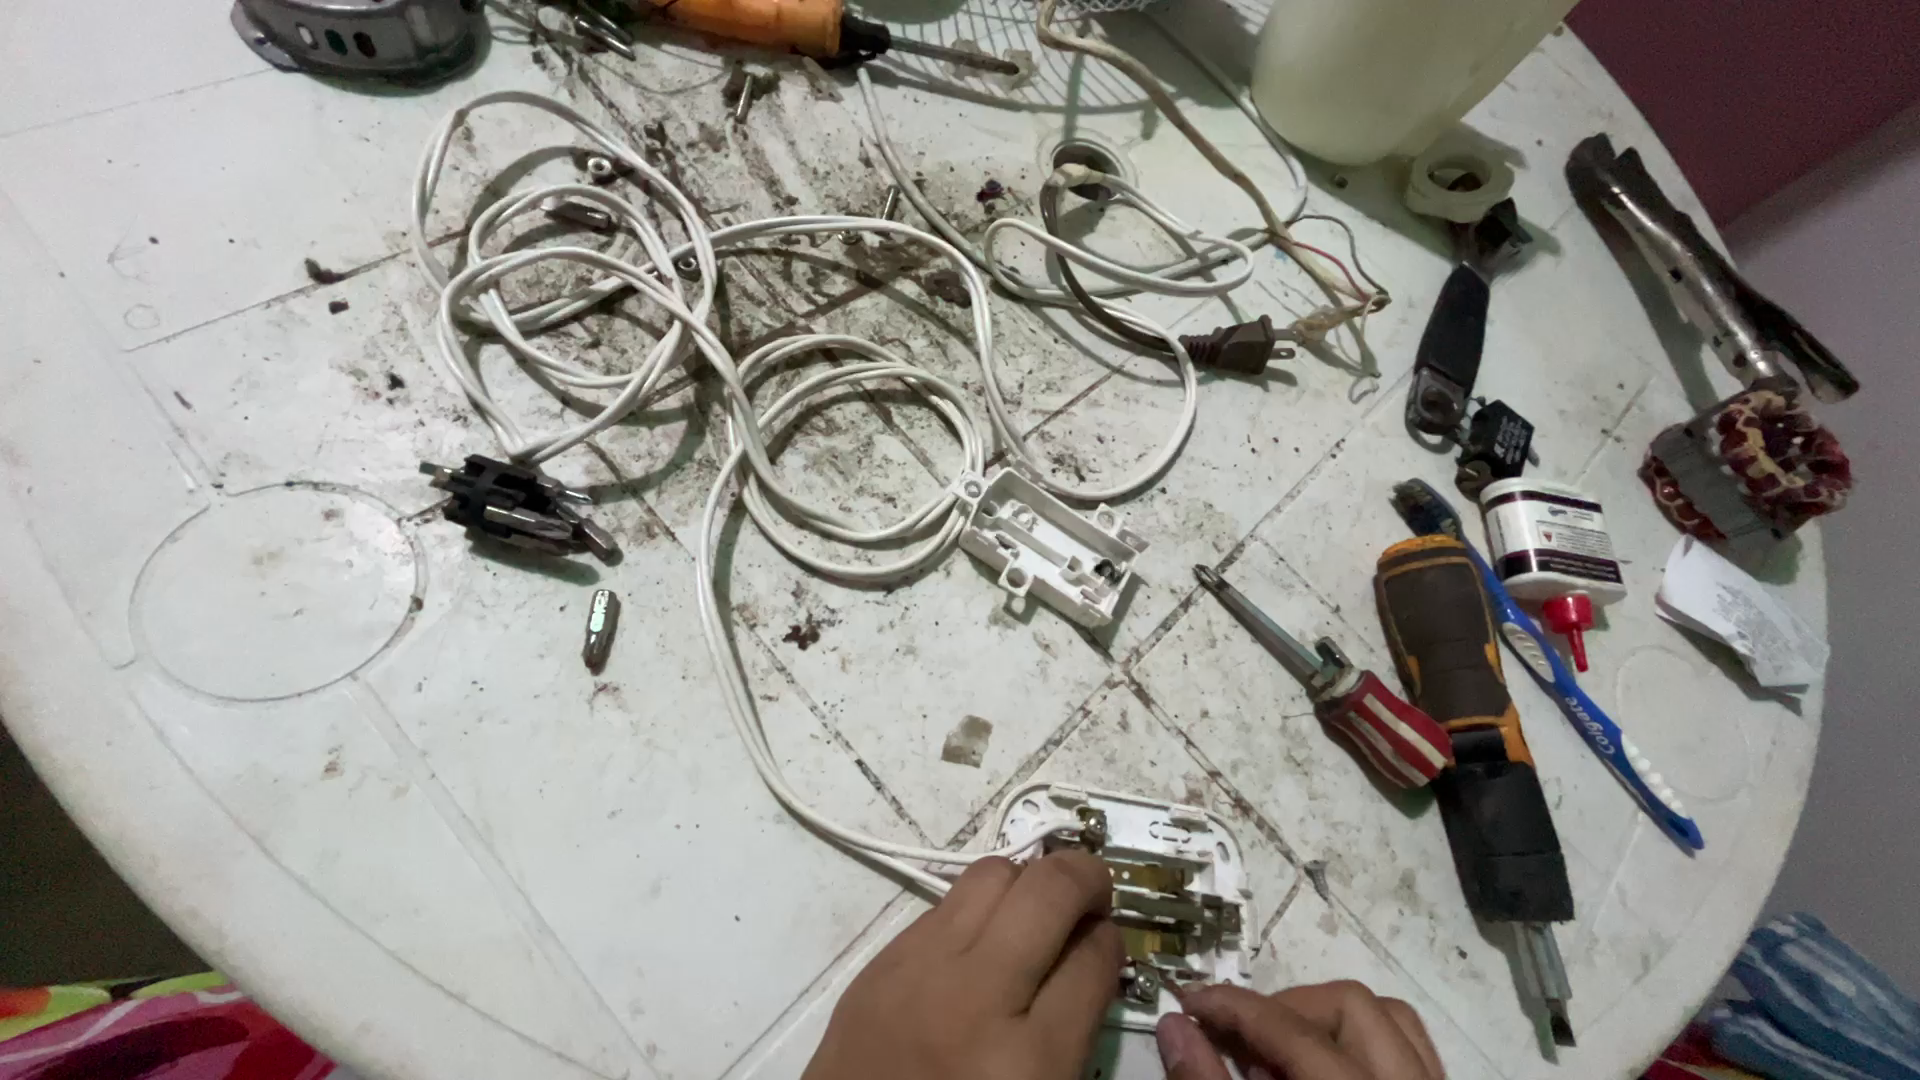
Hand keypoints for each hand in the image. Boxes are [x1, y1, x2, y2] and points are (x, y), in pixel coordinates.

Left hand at [802, 851, 1123, 1079]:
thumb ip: (1074, 1031)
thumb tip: (1091, 955)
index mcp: (1029, 1064)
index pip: (1093, 961)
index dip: (1113, 941)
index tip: (1109, 939)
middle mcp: (976, 999)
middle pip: (1049, 891)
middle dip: (1086, 877)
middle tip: (1094, 896)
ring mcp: (922, 968)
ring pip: (993, 874)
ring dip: (1029, 879)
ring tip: (1038, 907)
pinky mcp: (883, 959)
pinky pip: (945, 902)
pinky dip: (978, 905)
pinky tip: (983, 933)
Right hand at [1157, 982, 1443, 1079]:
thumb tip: (1174, 1024)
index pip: (1291, 1030)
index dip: (1232, 1006)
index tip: (1188, 1002)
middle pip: (1352, 1005)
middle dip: (1286, 1011)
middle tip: (1242, 1046)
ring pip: (1394, 1021)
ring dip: (1329, 1022)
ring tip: (1282, 1058)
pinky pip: (1417, 1055)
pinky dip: (1367, 1047)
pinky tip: (1327, 1071)